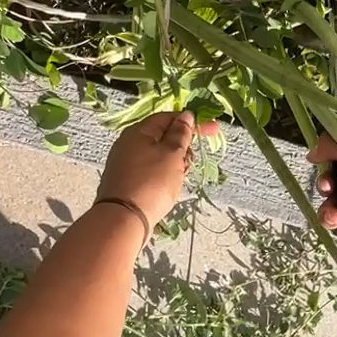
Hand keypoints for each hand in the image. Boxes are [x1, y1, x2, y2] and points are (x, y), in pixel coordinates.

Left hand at [95, 111, 218, 233]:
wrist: (123, 220)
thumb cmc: (152, 182)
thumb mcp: (172, 154)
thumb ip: (180, 133)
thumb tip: (186, 116)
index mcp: (139, 131)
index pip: (169, 117)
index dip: (192, 122)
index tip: (213, 131)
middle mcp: (129, 143)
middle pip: (163, 136)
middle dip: (183, 146)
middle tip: (190, 162)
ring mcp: (126, 163)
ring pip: (159, 155)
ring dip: (175, 163)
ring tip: (179, 178)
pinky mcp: (126, 181)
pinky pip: (151, 170)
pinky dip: (164, 175)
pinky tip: (168, 188)